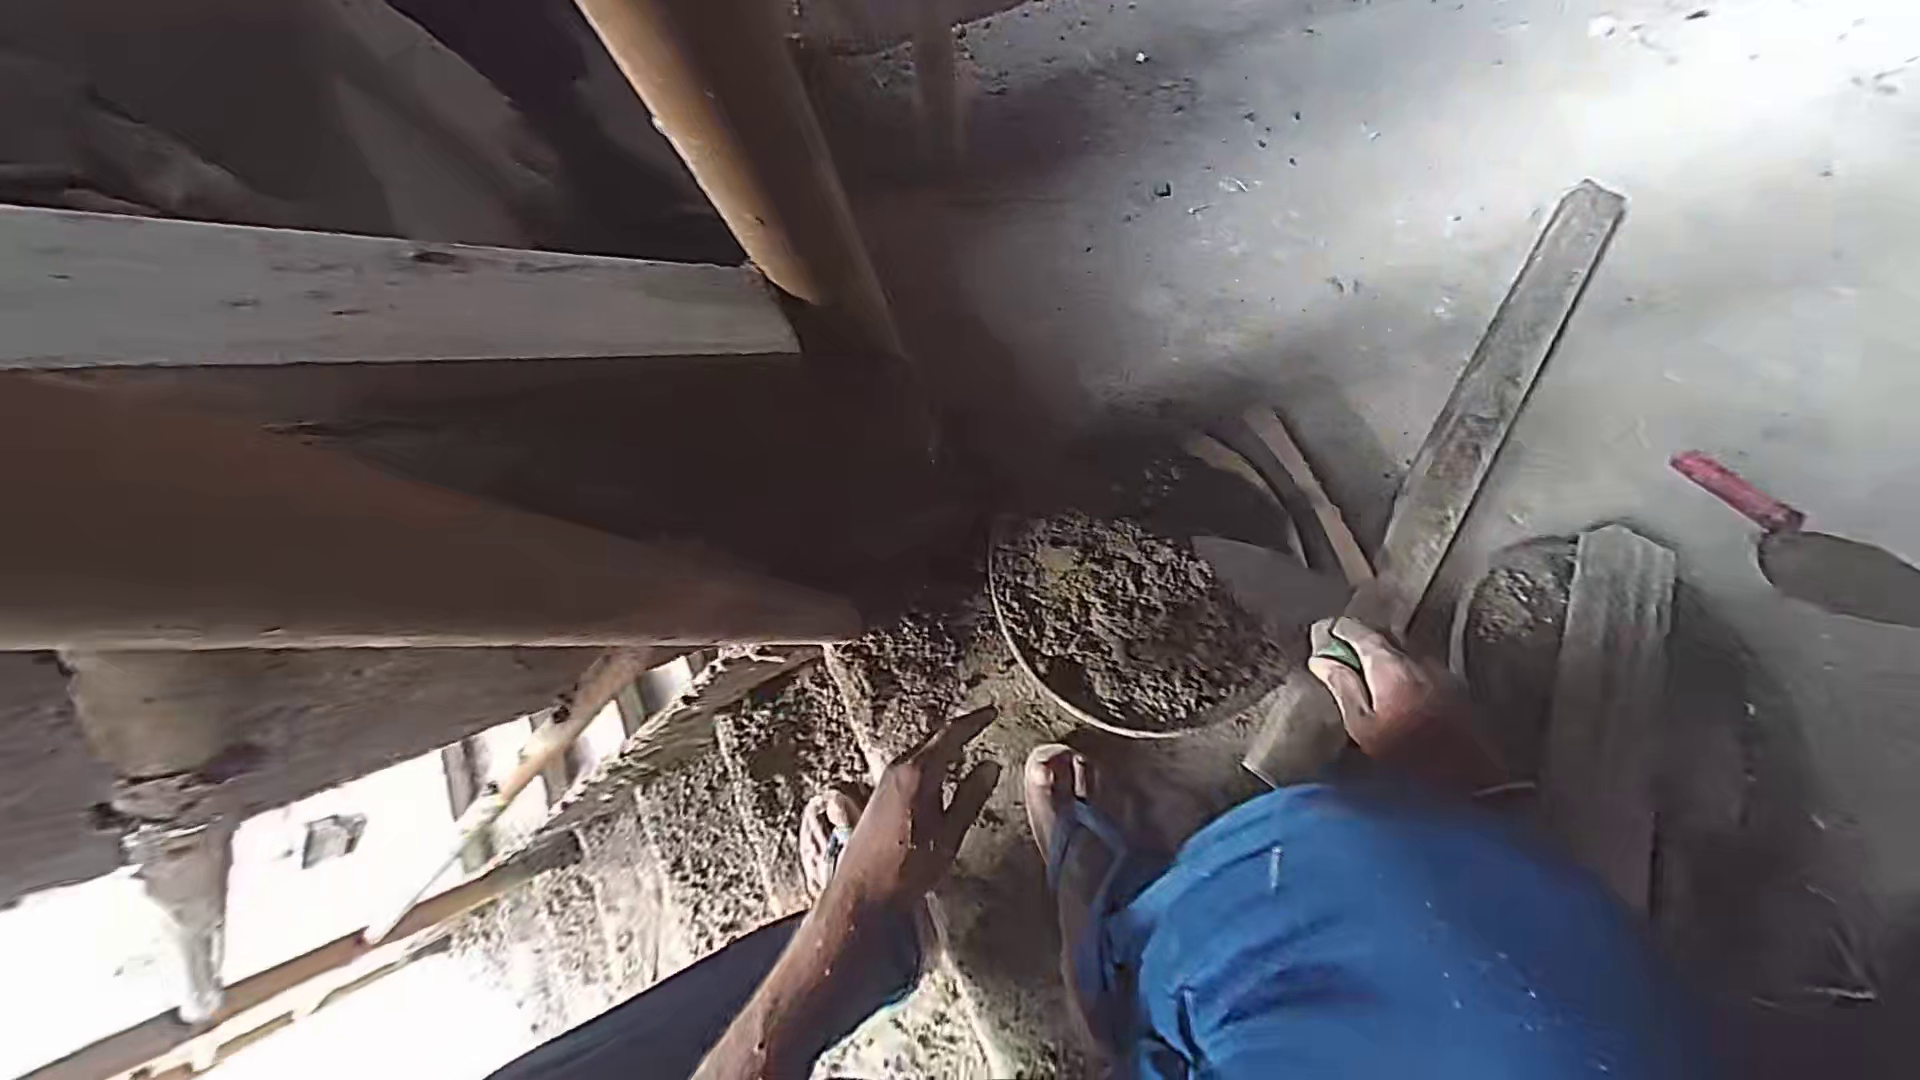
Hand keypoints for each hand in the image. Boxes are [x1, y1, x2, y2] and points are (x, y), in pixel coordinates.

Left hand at [823, 706, 1001, 914]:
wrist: (861, 894)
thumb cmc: (907, 868)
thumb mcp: (949, 834)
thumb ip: (971, 796)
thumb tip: (990, 766)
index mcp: (917, 773)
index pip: (950, 735)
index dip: (973, 721)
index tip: (990, 712)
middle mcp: (898, 769)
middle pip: (933, 739)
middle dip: (959, 729)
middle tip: (981, 723)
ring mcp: (886, 780)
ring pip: (921, 751)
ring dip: (944, 745)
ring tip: (965, 744)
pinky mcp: (880, 794)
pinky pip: (912, 764)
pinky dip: (931, 759)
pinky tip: (939, 773)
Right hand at [1306, 617, 1464, 756]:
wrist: (1475, 786)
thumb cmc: (1409, 758)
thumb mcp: (1362, 725)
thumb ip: (1342, 686)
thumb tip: (1322, 661)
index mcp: (1390, 665)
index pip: (1359, 631)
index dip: (1337, 630)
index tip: (1322, 634)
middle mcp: (1419, 661)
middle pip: (1384, 636)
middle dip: (1359, 639)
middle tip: (1339, 651)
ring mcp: (1442, 674)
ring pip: (1404, 651)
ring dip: (1382, 655)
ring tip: (1364, 670)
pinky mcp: (1457, 691)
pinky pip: (1420, 667)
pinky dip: (1401, 669)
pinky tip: (1394, 688)